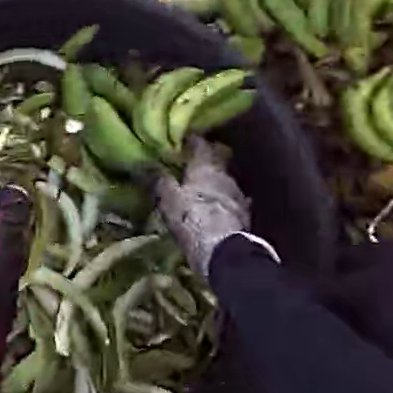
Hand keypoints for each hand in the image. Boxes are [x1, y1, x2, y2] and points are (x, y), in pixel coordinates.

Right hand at [154, 138, 251, 279]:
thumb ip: (161, 180)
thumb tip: (148, 164)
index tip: (182, 140)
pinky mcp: (244, 214)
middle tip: (191, 161)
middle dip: (206, 159)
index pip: (200, 144)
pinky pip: (231, 200)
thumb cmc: (193, 221)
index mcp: (205, 167)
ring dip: (215, 181)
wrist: (226, 253)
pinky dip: (223, 200)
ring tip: (202, 186)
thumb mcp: (169, 200)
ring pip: (225, 180)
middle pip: (217, 159)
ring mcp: (238, 195)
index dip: (191, 140)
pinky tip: (218, 206)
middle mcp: (225, 175)